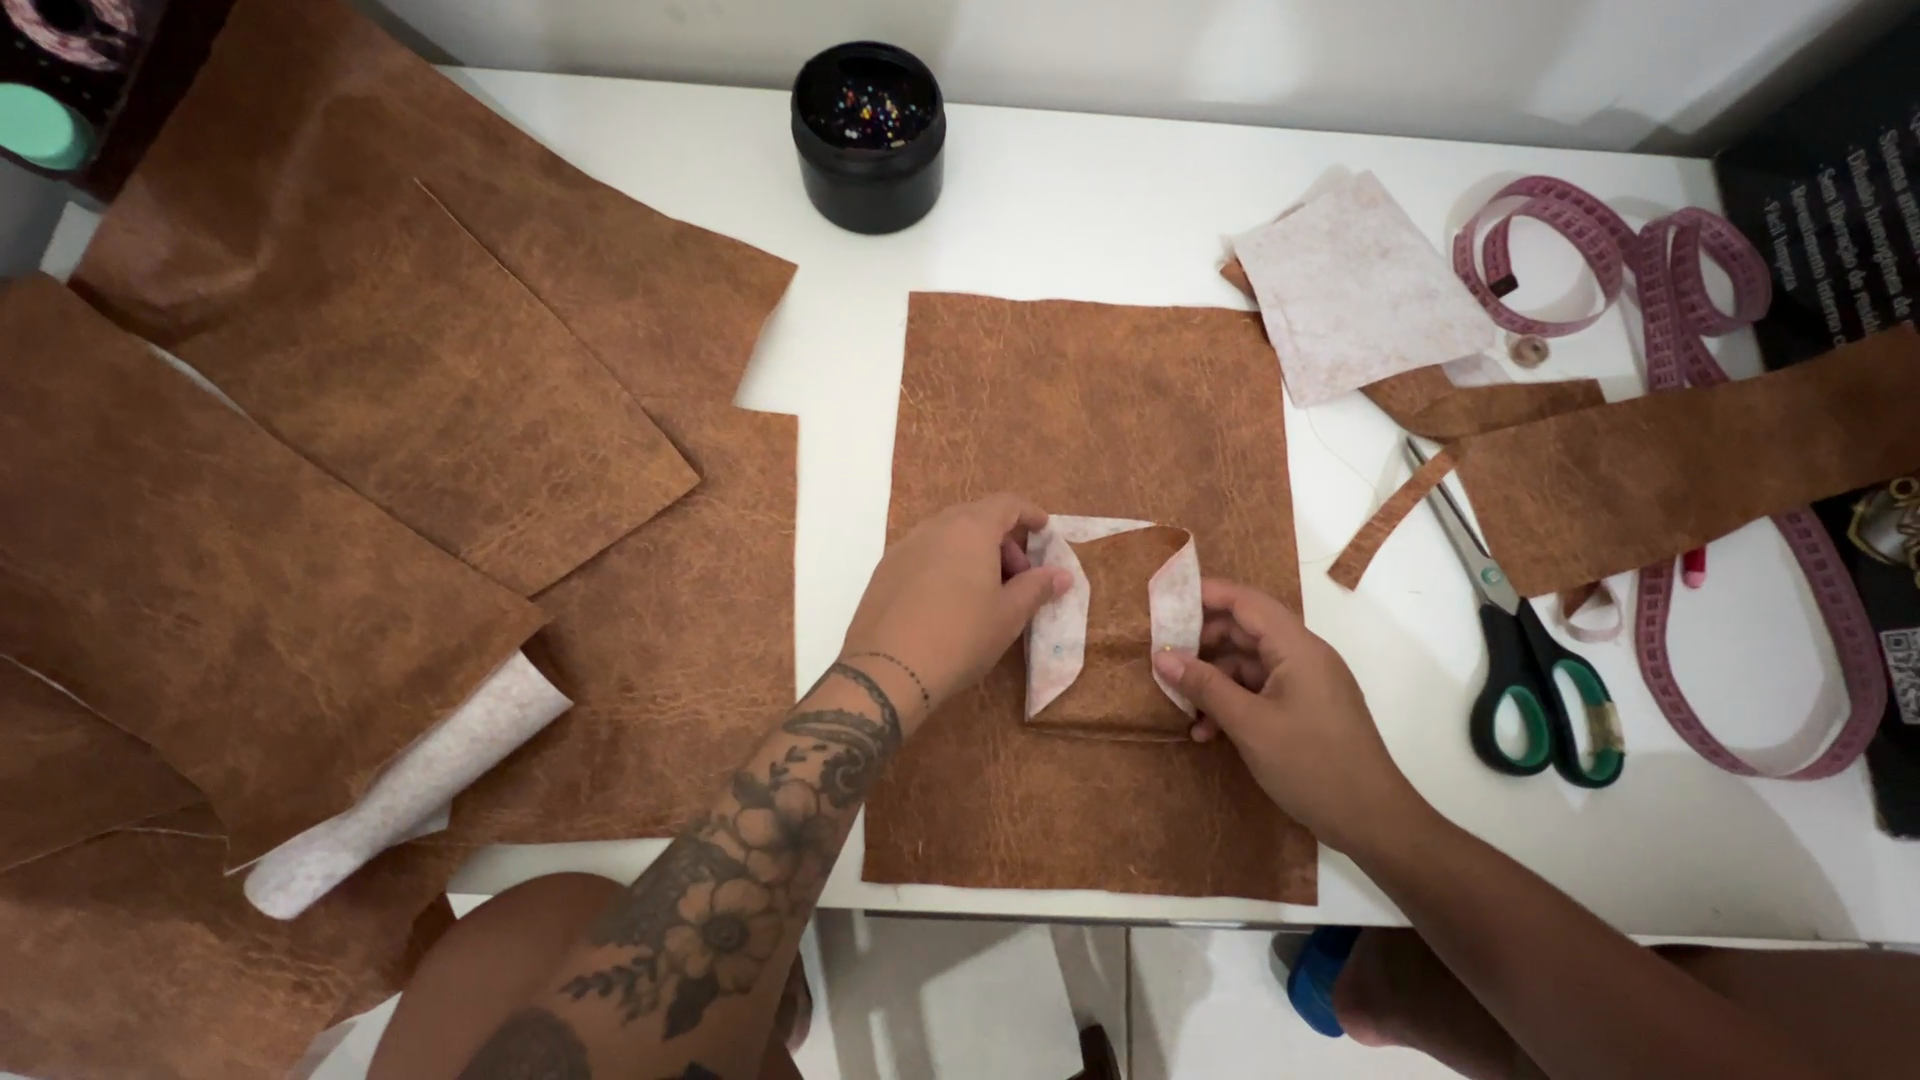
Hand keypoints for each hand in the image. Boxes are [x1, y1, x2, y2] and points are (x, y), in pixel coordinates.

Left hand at [840, 494, 1071, 728]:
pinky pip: (923, 556)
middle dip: (1002, 541)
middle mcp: (933, 528)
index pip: (1006, 503)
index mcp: (969, 529)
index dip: (1029, 513)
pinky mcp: (883, 572)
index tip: (1044, 531)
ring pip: (947, 537)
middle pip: (975, 518)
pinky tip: (948, 603)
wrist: (888, 671)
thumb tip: (1062, 575)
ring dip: (972, 554)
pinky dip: (944, 566)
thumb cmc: (961, 636)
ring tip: (984, 594)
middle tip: (1017, 578)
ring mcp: (903, 548)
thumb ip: (1037, 588)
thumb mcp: (1009, 615)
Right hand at [1152, 579, 1430, 854]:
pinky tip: (1206, 731)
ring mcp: (1306, 684)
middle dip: (1201, 642)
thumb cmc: (1311, 765)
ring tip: (1179, 704)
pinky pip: (1260, 690)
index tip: (1165, 600)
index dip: (1205, 594)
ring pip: (1249, 664)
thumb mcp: (1249, 725)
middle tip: (1161, 656)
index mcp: (1297, 648)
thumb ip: (1205, 686)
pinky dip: (1231, 703)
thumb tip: (1162, 657)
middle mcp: (1303, 657)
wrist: (1372, 821)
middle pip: (1245, 630)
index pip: (1246, 602)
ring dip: (1213, 680)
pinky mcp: (1305, 709)